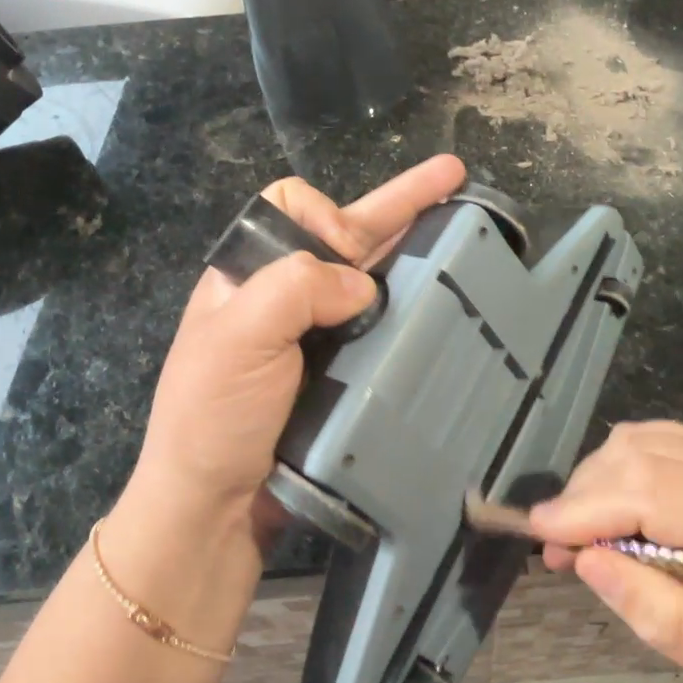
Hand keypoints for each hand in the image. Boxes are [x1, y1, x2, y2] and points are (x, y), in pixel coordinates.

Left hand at [128, 155, 468, 534]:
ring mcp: (317, 335)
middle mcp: (285, 296)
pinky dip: (414, 306)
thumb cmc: (214, 415)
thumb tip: (362, 288)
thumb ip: (297, 289)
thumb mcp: (238, 336)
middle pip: (346, 231)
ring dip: (416, 246)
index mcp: (249, 275)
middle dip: (401, 201)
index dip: (325, 216)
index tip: (344, 252)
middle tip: (453, 174)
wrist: (216, 507)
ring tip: (468, 228)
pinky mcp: (343, 372)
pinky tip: (448, 300)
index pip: (291, 208)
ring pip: (374, 274)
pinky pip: (385, 326)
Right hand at [530, 422, 682, 682]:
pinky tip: (624, 506)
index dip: (585, 506)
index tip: (541, 536)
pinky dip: (630, 465)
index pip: (651, 493)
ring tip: (588, 531)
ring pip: (648, 438)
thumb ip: (660, 616)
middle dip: (585, 493)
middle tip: (561, 548)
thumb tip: (587, 559)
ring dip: (602, 477)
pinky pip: (669, 438)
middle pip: (641, 455)